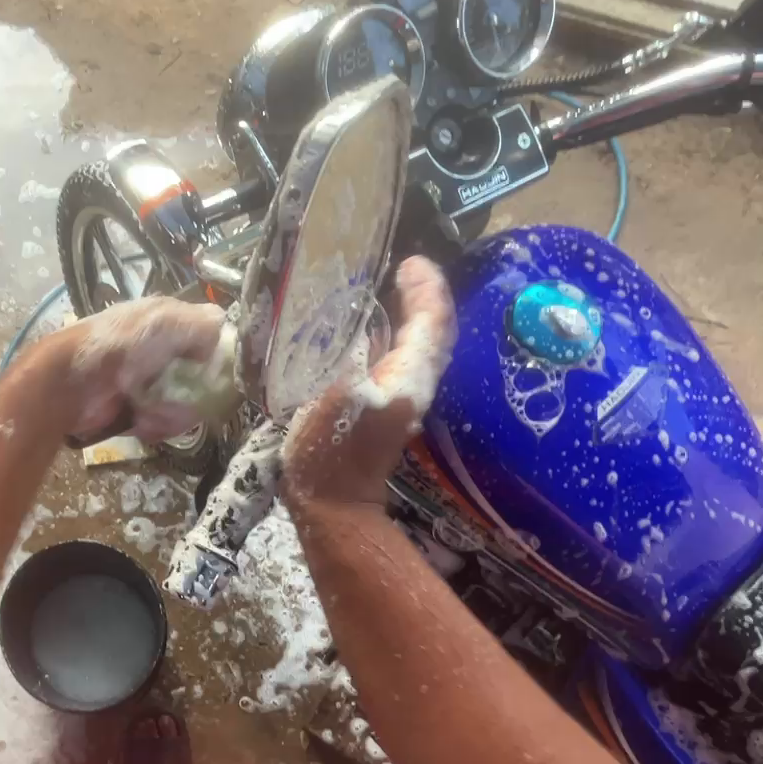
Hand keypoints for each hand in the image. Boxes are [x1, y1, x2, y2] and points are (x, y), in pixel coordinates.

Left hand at [40, 296, 227, 442]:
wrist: (69, 385)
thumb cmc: (119, 345)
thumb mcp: (166, 321)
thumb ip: (205, 325)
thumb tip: (222, 343)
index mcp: (170, 320)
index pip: (213, 337)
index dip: (218, 356)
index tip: (217, 372)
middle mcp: (164, 350)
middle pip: (206, 378)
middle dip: (196, 392)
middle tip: (179, 396)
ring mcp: (152, 382)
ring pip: (189, 404)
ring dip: (174, 411)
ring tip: (151, 410)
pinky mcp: (139, 410)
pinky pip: (166, 422)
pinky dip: (157, 424)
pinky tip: (142, 421)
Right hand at [282, 256, 455, 509]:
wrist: (332, 502)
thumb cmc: (328, 450)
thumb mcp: (332, 394)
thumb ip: (346, 352)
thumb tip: (354, 319)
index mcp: (407, 377)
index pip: (431, 320)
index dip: (425, 287)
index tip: (408, 262)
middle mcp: (415, 385)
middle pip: (433, 331)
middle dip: (424, 297)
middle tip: (401, 272)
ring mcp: (403, 399)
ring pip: (419, 346)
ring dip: (410, 316)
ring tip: (385, 293)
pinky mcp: (386, 409)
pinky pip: (400, 360)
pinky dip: (392, 338)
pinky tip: (366, 334)